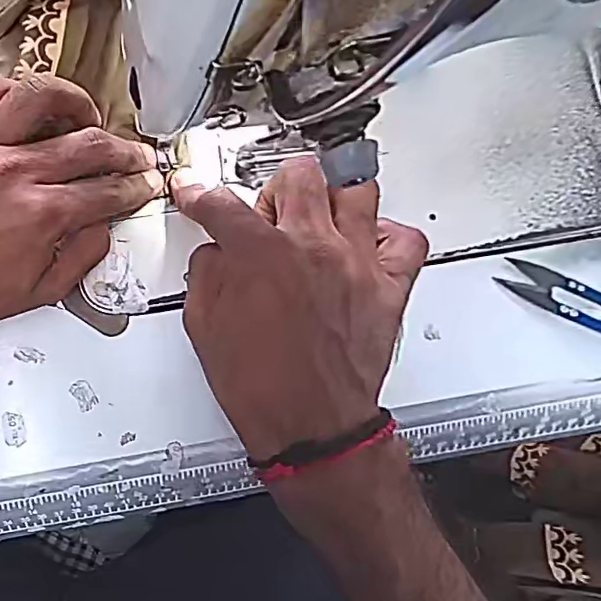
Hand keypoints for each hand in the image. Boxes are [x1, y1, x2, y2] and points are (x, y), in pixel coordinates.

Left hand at [0, 74, 162, 370]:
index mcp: (42, 215)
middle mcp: (14, 173)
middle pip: (90, 143)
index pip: (108, 190)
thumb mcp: (42, 290)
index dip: (136, 187)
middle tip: (134, 157)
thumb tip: (106, 224)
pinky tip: (26, 104)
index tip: (144, 184)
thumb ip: (84, 253)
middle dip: (125, 151)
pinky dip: (11, 89)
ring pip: (41, 97)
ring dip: (76, 101)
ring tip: (87, 115)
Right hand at [174, 156, 427, 460]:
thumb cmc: (261, 387)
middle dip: (274, 188)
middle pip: (299, 175)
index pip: (221, 204)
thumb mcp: (204, 327)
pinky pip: (404, 238)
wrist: (308, 425)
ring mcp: (355, 264)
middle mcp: (311, 249)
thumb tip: (214, 251)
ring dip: (330, 197)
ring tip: (317, 217)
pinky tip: (364, 244)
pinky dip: (385, 233)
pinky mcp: (390, 287)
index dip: (199, 195)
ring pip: (356, 189)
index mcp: (258, 256)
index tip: (196, 195)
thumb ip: (206, 274)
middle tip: (267, 212)